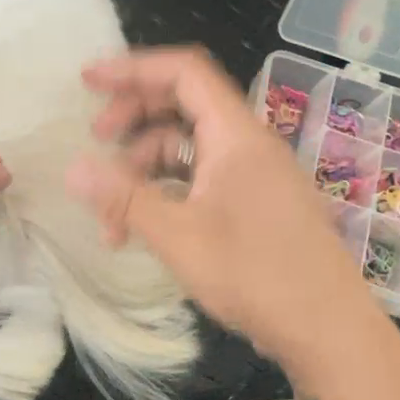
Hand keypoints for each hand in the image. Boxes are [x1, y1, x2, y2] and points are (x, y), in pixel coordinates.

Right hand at [64, 46, 387, 364]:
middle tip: (94, 141)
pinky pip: (202, 179)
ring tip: (111, 217)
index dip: (132, 69)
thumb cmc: (255, 275)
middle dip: (131, 118)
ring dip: (142, 170)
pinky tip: (142, 230)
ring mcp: (255, 176)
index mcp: (236, 135)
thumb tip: (71, 169)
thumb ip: (123, 198)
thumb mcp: (177, 236)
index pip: (183, 72)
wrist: (328, 331)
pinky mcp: (256, 205)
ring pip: (188, 149)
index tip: (87, 80)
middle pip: (182, 105)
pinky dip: (166, 194)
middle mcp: (248, 145)